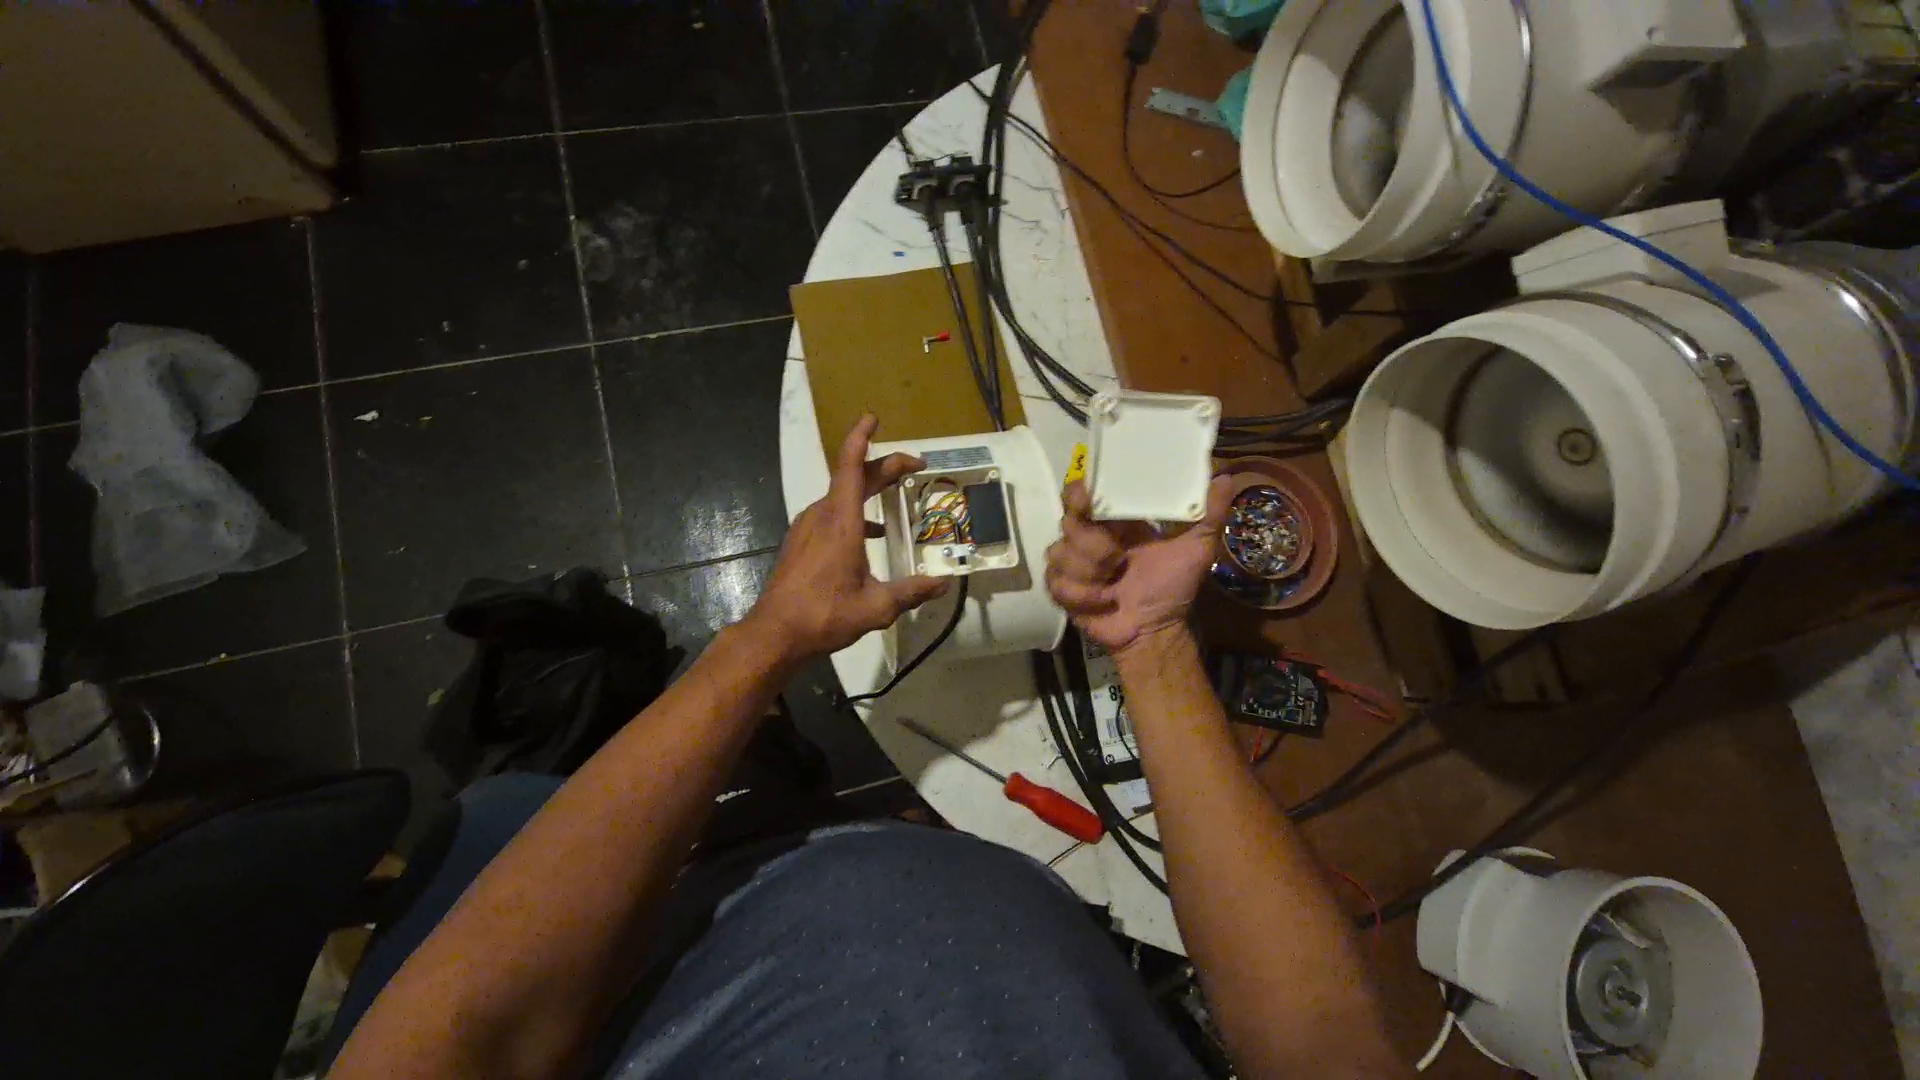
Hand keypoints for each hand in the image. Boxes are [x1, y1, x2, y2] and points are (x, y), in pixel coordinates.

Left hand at [748, 415, 949, 662]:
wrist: (776, 634)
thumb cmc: (825, 615)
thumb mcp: (876, 607)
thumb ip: (912, 592)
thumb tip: (944, 583)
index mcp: (840, 522)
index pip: (850, 467)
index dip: (861, 439)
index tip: (873, 418)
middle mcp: (822, 516)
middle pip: (852, 477)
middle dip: (884, 466)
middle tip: (914, 466)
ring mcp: (807, 527)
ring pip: (841, 495)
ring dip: (868, 488)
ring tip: (895, 494)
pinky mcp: (801, 542)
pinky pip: (831, 513)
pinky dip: (855, 511)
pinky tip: (872, 535)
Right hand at [1045, 477, 1231, 656]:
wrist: (1154, 631)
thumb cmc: (1172, 588)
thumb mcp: (1197, 548)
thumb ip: (1210, 513)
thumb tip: (1226, 477)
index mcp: (1113, 521)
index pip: (1082, 494)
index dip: (1078, 492)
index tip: (1087, 496)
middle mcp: (1088, 537)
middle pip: (1068, 521)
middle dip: (1090, 541)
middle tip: (1115, 557)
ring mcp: (1072, 563)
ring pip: (1059, 551)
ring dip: (1089, 571)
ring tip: (1113, 584)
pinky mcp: (1061, 589)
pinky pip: (1056, 581)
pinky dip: (1081, 593)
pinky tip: (1102, 601)